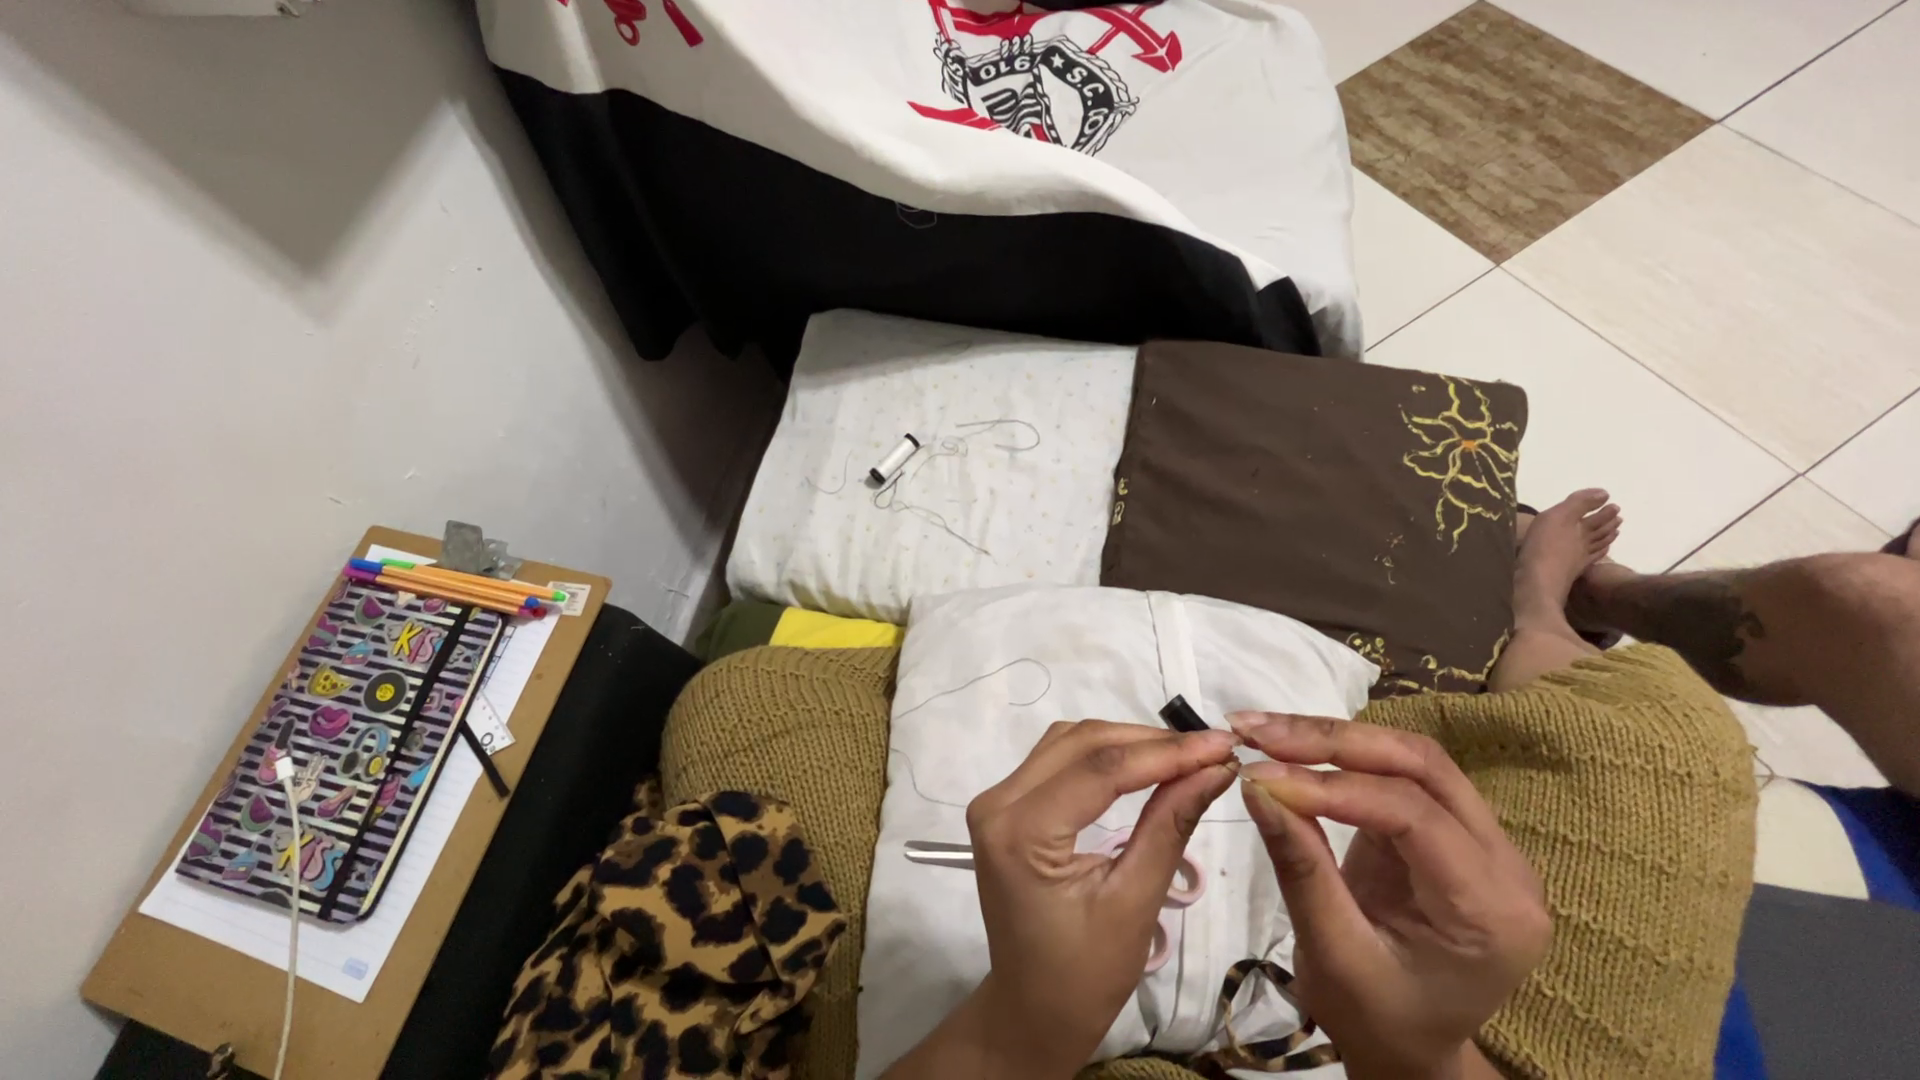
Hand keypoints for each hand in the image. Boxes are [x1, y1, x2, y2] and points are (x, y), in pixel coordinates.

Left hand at [882, 720, 1241, 1078]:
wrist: (1032, 1008)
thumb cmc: (1086, 972)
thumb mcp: (1136, 901)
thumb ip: (1171, 824)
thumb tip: (1216, 768)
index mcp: (1021, 832)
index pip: (1101, 769)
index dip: (1167, 752)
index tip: (1223, 744)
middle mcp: (998, 803)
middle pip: (1082, 744)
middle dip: (1150, 742)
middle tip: (1211, 749)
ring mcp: (996, 800)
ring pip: (1069, 742)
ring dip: (1126, 742)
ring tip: (1185, 755)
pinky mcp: (1005, 805)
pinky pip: (1057, 759)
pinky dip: (1102, 755)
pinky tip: (1143, 763)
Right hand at [1231, 713, 1549, 1079]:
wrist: (1406, 1048)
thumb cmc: (1374, 1018)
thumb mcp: (1332, 953)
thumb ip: (1300, 865)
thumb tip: (1254, 785)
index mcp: (1492, 911)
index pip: (1414, 815)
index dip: (1333, 787)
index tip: (1260, 776)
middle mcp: (1505, 865)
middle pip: (1422, 766)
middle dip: (1334, 741)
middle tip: (1257, 733)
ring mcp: (1482, 842)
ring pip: (1411, 758)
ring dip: (1334, 739)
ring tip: (1264, 733)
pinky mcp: (1447, 829)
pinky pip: (1397, 774)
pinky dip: (1340, 757)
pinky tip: (1292, 749)